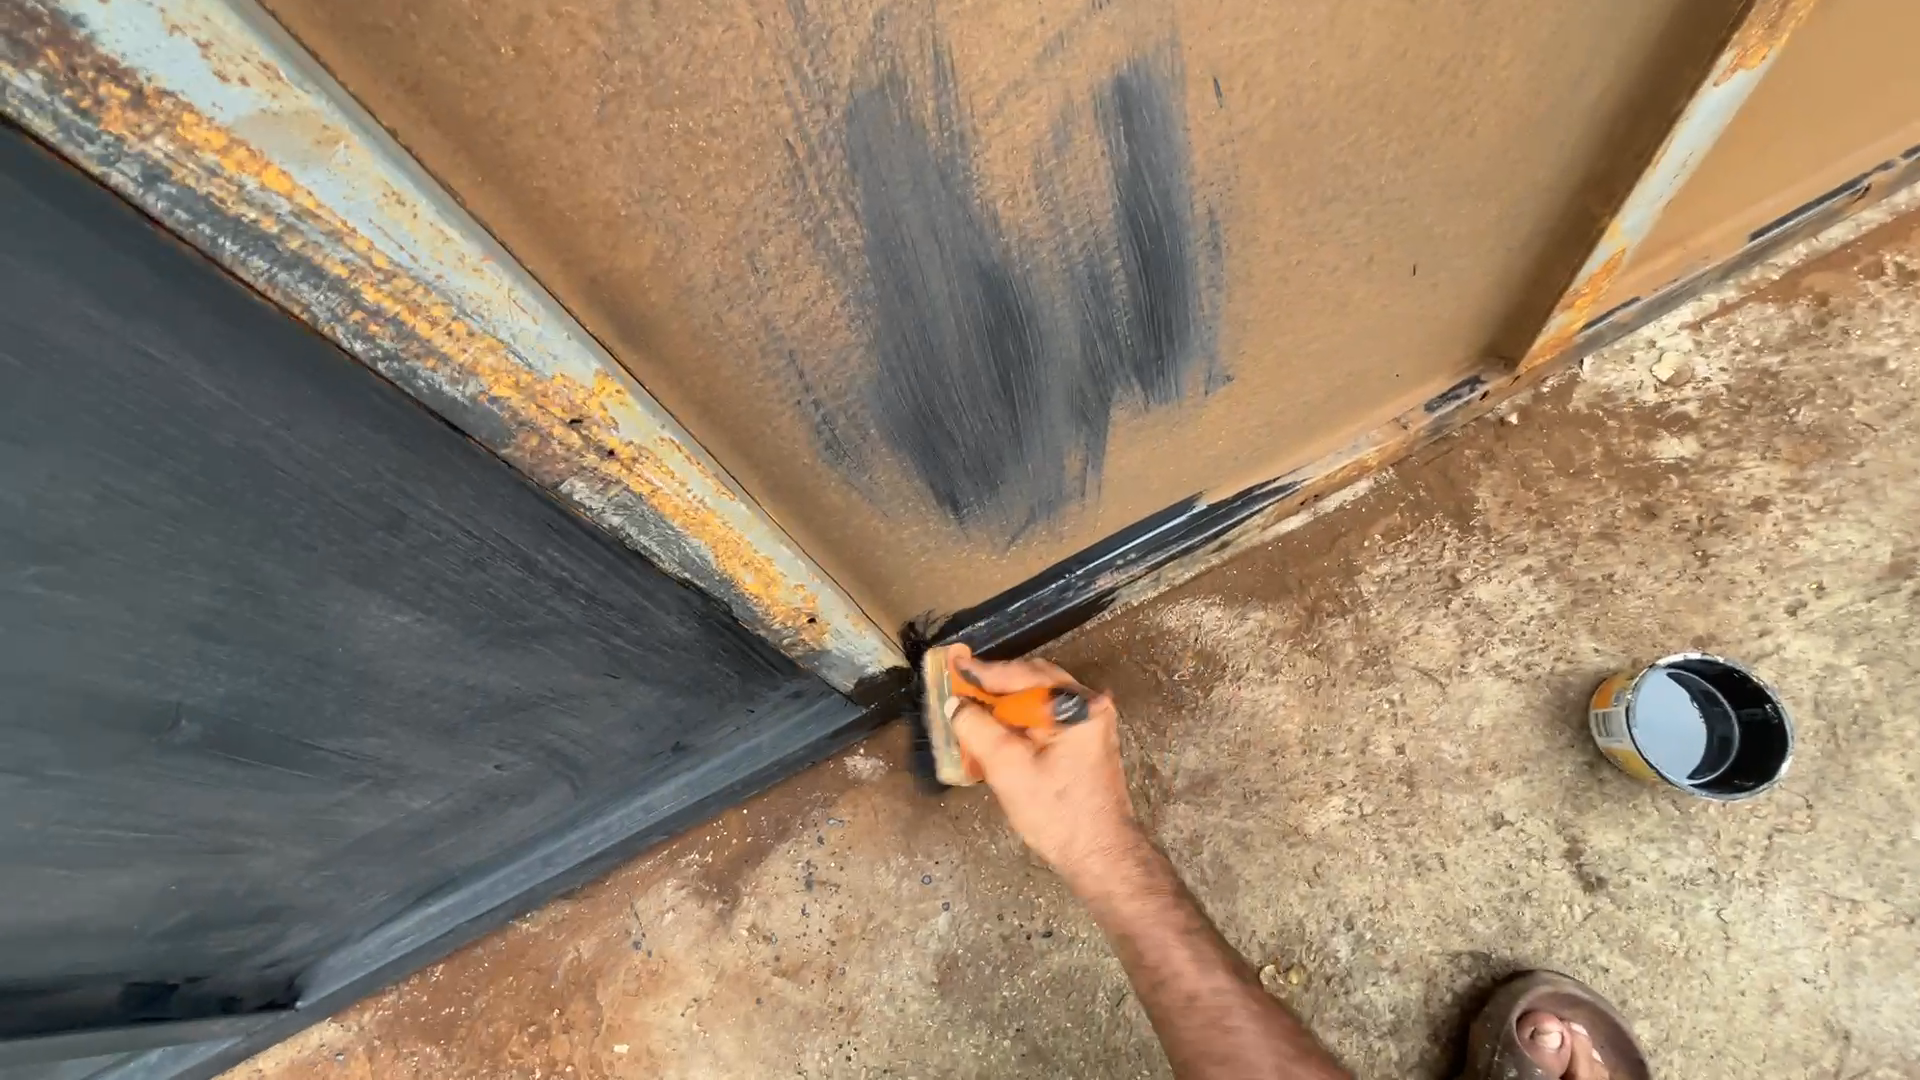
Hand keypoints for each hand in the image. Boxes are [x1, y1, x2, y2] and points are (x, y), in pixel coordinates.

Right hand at [946, 645, 1145, 890]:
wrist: (1101, 856)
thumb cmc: (1058, 815)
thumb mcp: (1008, 769)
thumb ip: (978, 728)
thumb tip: (956, 704)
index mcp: (1078, 706)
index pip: (1024, 674)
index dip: (985, 672)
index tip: (955, 664)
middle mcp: (1090, 705)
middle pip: (1035, 680)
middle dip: (996, 684)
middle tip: (963, 686)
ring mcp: (1092, 722)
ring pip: (1040, 697)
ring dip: (1007, 701)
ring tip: (975, 706)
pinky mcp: (1086, 739)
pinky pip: (1048, 715)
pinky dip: (1022, 717)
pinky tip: (1000, 728)